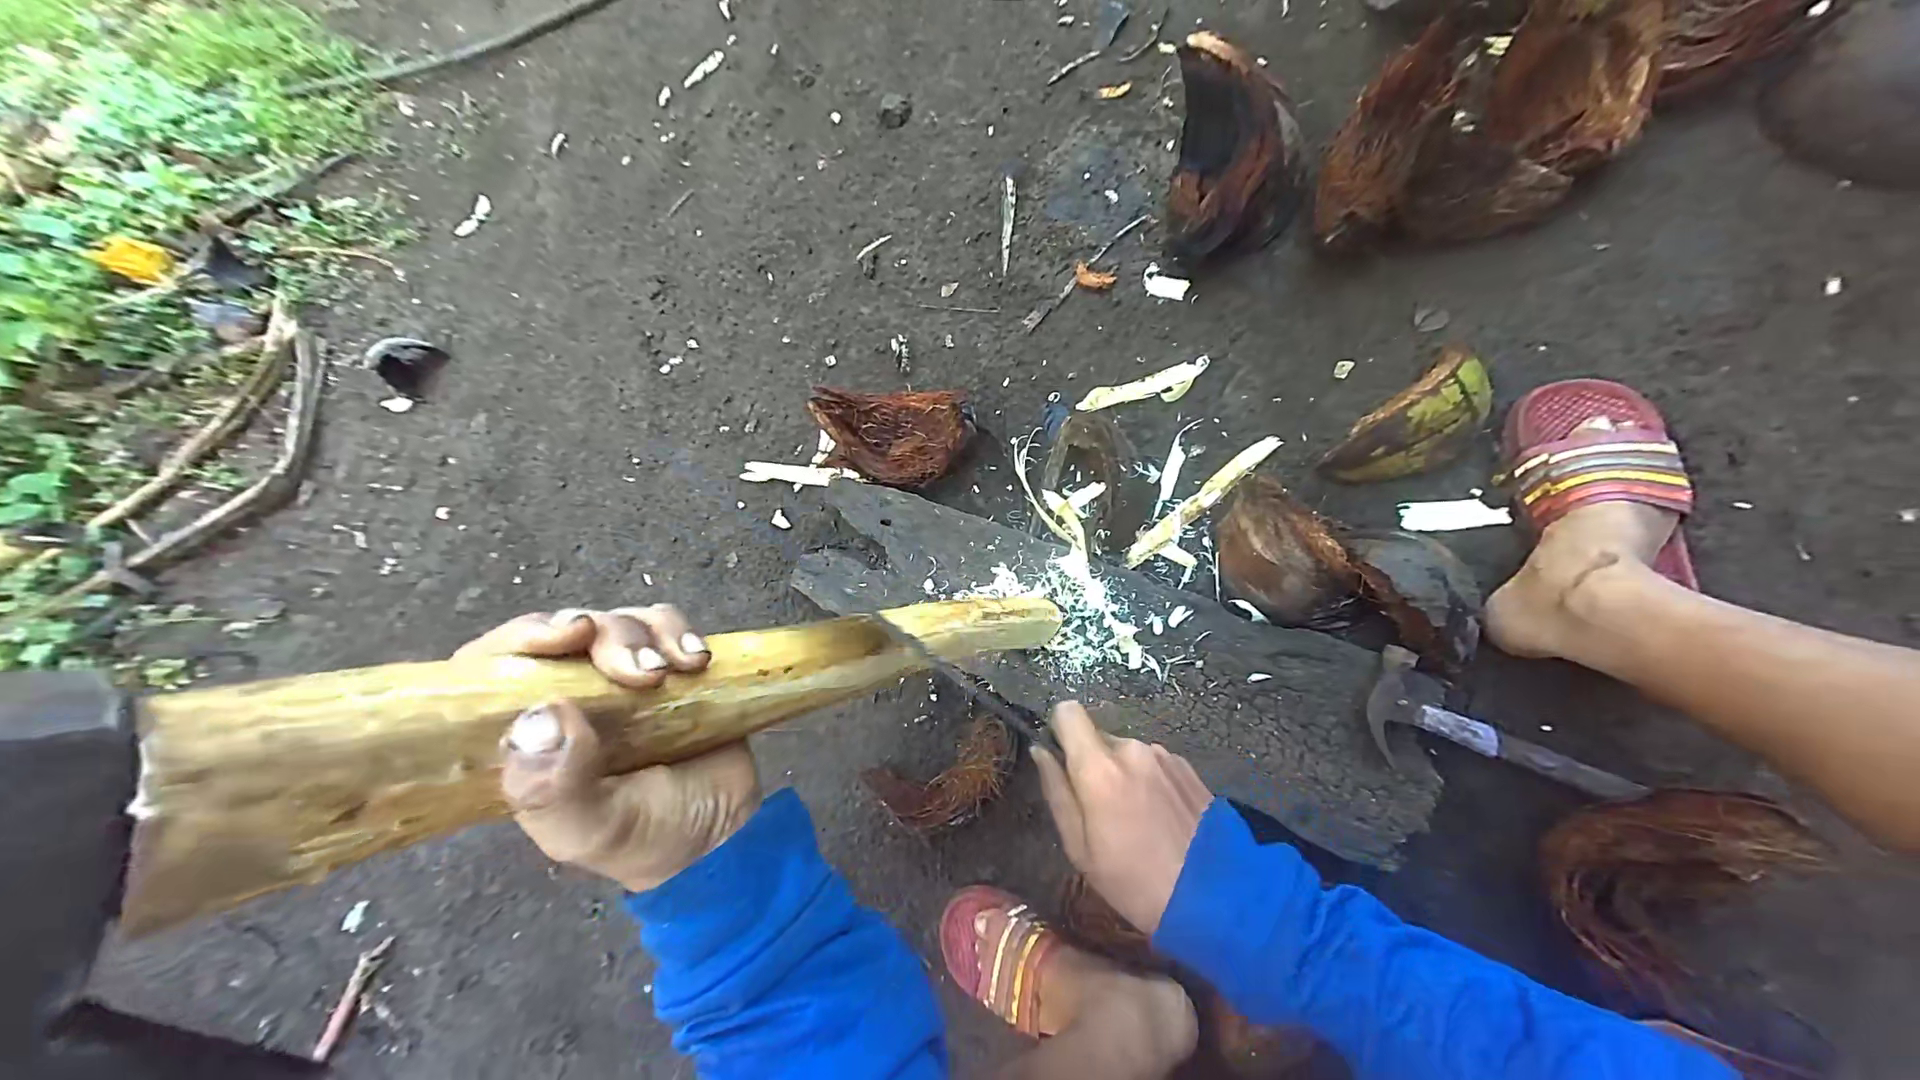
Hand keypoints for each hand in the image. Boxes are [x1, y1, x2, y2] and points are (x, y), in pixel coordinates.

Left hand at [458, 607, 761, 892]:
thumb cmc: (646, 837)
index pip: (497, 665)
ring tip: (681, 670)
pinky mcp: (671, 664)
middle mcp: (571, 695)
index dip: (522, 638)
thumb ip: (555, 788)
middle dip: (608, 640)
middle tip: (645, 675)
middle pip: (571, 631)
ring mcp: (623, 676)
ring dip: (650, 636)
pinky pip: (667, 625)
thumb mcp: (590, 830)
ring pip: (621, 621)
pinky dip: (681, 632)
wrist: (725, 830)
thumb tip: (540, 716)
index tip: (565, 635)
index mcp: (532, 735)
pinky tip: (699, 660)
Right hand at [1032, 701, 1212, 935]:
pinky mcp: (1187, 767)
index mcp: (1099, 767)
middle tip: (1102, 812)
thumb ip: (1056, 791)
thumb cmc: (1134, 881)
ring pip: (1125, 752)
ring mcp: (1163, 756)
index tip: (1063, 760)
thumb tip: (1041, 752)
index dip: (1060, 730)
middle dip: (1092, 764)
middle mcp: (1132, 749)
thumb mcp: (1080, 847)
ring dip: (1122, 774)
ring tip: (1137, 820)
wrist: (1219, 898)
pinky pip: (1152, 763)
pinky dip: (1148, 781)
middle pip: (1096, 738)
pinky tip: (1162, 819)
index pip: (1068, 712)